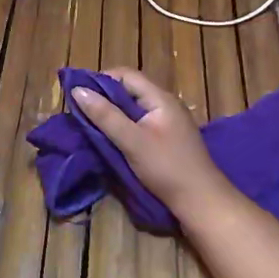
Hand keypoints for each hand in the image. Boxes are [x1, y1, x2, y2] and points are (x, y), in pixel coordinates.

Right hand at [71, 67, 230, 213]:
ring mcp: (167, 122)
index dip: (100, 80)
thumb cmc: (166, 168)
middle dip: (103, 98)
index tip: (78, 94)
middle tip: (79, 111)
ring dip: (112, 114)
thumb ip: (105, 115)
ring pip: (132, 108)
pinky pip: (138, 123)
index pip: (126, 75)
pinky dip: (122, 127)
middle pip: (129, 90)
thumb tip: (77, 90)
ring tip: (89, 125)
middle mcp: (165, 104)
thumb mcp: (132, 141)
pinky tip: (109, 138)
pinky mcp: (166, 139)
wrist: (201, 202)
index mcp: (160, 98)